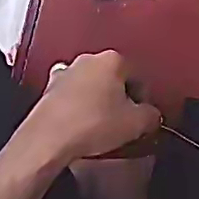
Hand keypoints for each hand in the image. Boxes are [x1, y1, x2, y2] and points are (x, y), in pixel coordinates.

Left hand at [14, 51, 160, 167]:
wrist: (48, 139)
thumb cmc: (93, 124)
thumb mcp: (135, 123)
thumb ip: (151, 115)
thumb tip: (151, 115)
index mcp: (112, 60)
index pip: (138, 76)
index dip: (144, 99)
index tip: (142, 117)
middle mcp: (88, 59)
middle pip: (114, 78)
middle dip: (120, 97)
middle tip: (123, 122)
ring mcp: (66, 72)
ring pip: (91, 85)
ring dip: (98, 100)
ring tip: (100, 126)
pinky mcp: (49, 89)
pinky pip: (72, 95)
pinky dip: (78, 106)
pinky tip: (81, 125)